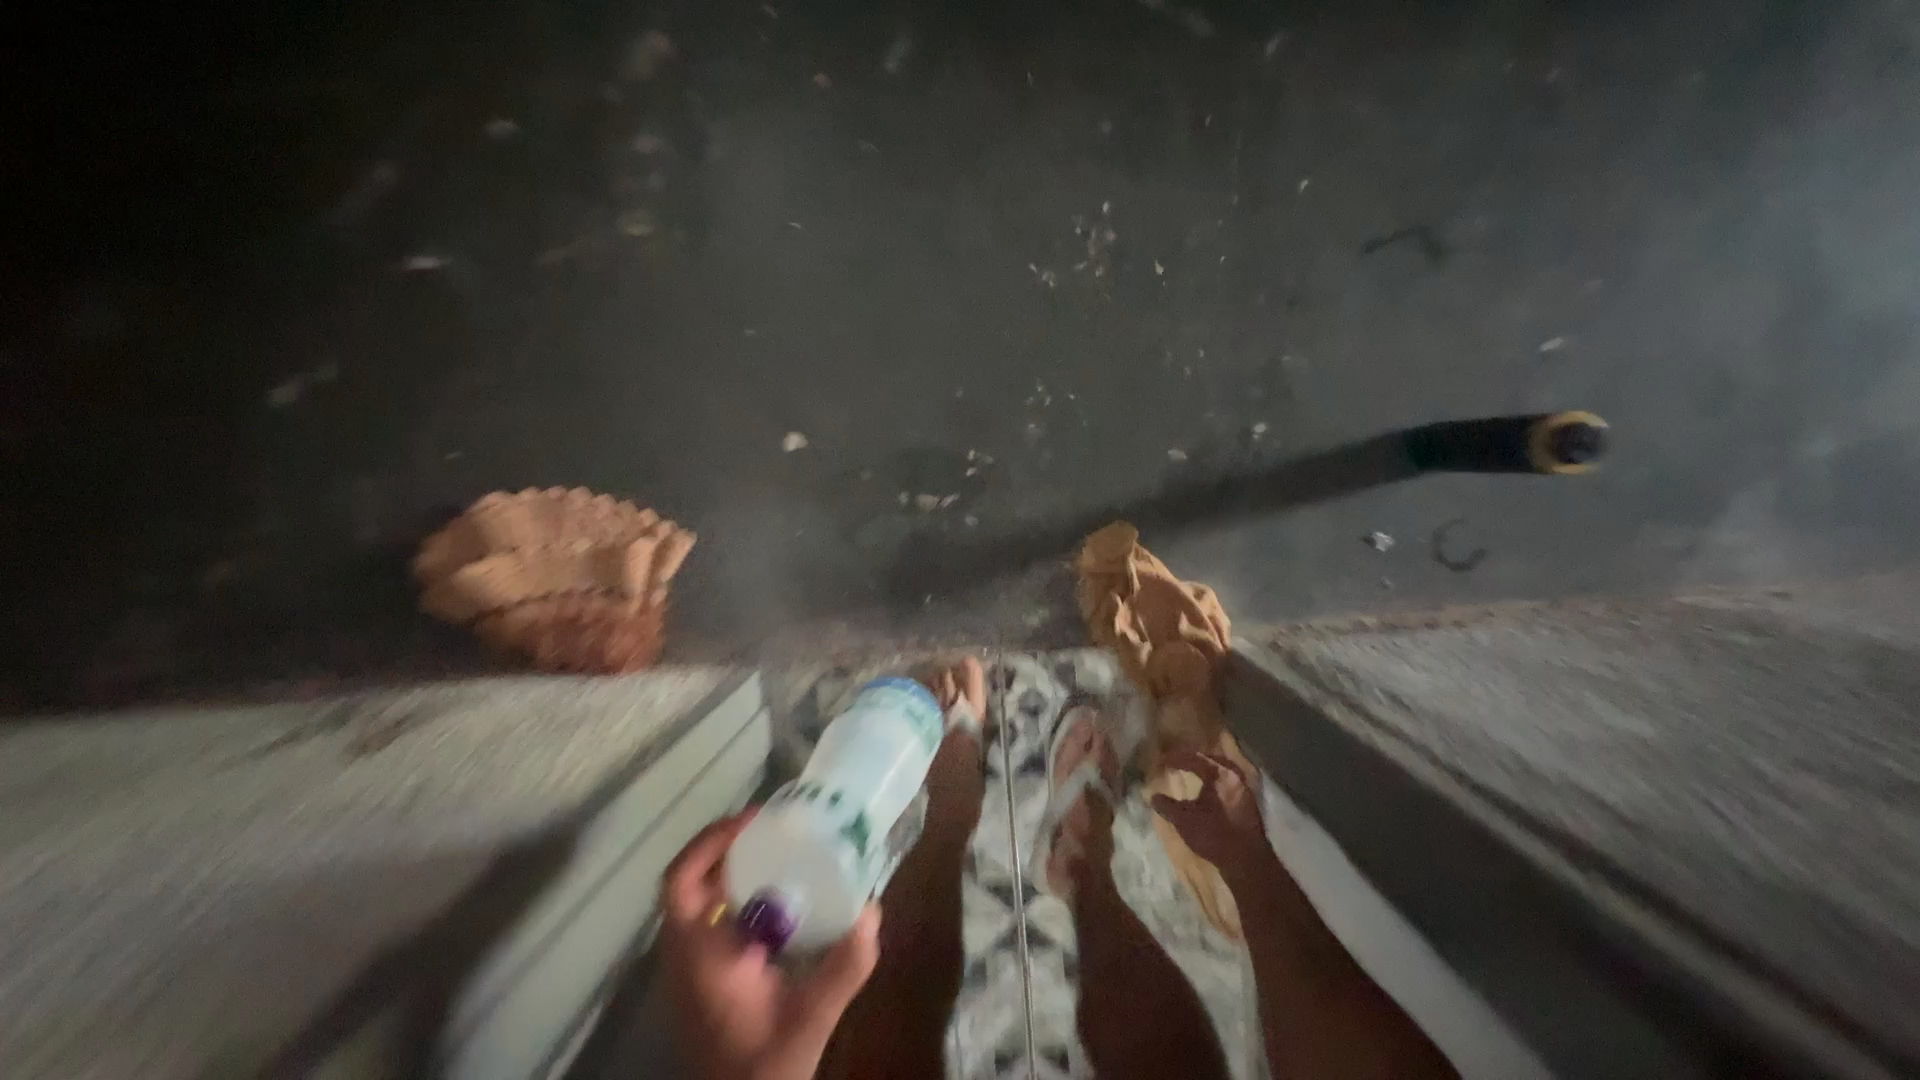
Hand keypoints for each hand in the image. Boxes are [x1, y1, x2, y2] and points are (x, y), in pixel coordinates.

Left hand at [660, 811, 880, 1079]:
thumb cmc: (764, 1065)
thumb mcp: (808, 1019)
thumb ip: (841, 970)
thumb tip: (871, 911)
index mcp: (698, 955)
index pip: (680, 882)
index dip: (709, 842)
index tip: (753, 821)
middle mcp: (687, 954)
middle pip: (693, 881)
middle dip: (730, 848)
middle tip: (776, 829)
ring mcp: (694, 967)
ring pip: (704, 901)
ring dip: (736, 871)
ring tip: (783, 852)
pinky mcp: (709, 979)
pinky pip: (717, 922)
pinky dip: (743, 899)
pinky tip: (783, 902)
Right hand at [1149, 751, 1272, 880]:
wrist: (1247, 861)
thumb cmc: (1214, 834)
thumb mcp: (1183, 820)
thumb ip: (1167, 805)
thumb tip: (1153, 796)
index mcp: (1218, 773)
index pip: (1193, 758)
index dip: (1174, 758)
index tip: (1160, 761)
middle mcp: (1234, 776)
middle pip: (1210, 760)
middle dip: (1191, 760)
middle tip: (1176, 762)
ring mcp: (1245, 790)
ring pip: (1221, 772)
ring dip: (1205, 771)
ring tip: (1191, 774)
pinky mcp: (1249, 804)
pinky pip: (1228, 784)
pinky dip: (1215, 783)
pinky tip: (1207, 793)